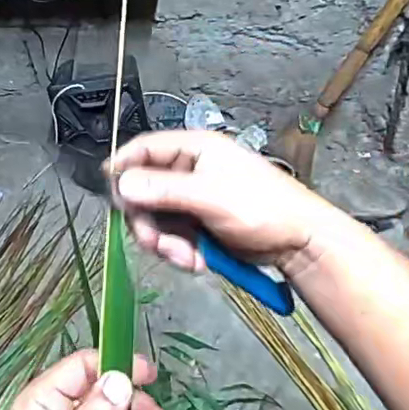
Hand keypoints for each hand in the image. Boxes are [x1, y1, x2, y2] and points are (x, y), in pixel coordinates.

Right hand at [108, 129, 341, 279]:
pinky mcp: (198, 223)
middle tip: (155, 242)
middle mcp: (190, 170)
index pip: (145, 149)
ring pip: (156, 218)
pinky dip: (179, 251)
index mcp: (195, 149)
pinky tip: (196, 260)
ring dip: (164, 242)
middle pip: (144, 190)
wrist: (299, 242)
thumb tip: (122, 183)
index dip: (123, 166)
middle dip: (148, 221)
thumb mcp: (210, 196)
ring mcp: (193, 198)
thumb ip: (164, 189)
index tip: (109, 188)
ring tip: (186, 256)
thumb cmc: (265, 207)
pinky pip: (172, 236)